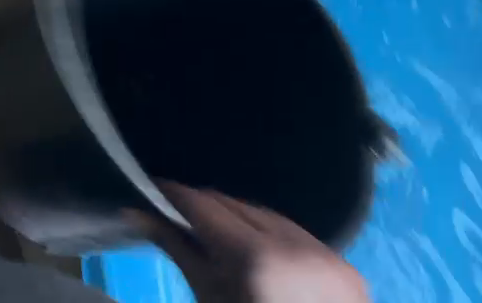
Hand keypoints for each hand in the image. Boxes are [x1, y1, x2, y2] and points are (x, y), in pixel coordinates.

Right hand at [141, 184, 369, 302]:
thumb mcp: (208, 296)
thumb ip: (175, 247)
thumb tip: (134, 210)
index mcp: (252, 256)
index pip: (200, 202)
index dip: (172, 193)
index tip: (150, 189)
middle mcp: (291, 246)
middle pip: (231, 204)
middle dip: (203, 207)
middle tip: (178, 214)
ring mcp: (324, 255)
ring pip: (262, 213)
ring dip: (236, 217)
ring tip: (218, 233)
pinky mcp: (346, 267)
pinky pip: (294, 232)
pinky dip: (269, 234)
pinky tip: (257, 250)